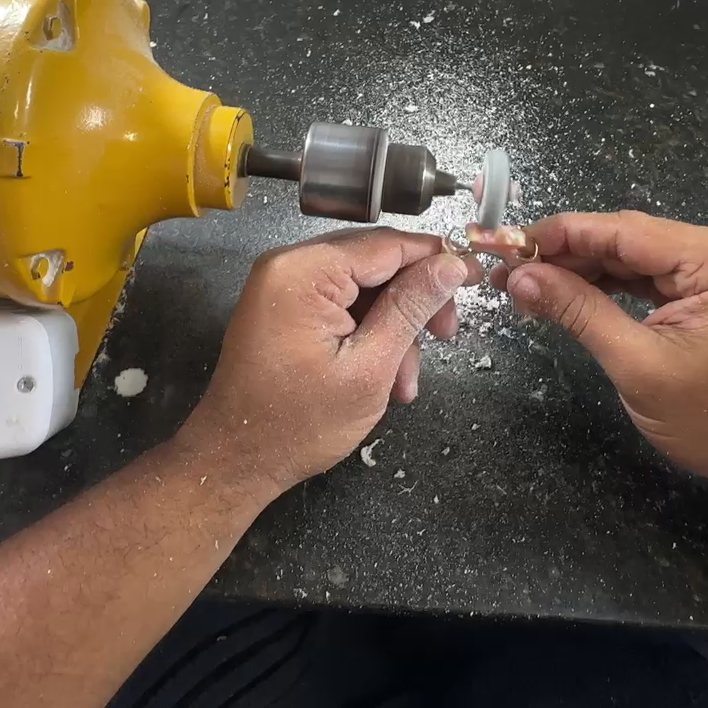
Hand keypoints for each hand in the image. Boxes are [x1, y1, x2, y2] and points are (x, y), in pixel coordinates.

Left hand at [176, 228, 479, 495]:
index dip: (436, 258)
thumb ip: (411, 307)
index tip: (474, 275)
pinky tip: (385, 376)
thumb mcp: (369, 367)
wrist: (234, 463)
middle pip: (376, 262)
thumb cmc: (297, 424)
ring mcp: (283, 285)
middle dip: (414, 302)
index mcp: (304, 270)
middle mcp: (289, 265)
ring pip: (364, 287)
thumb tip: (451, 264)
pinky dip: (368, 333)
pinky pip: (341, 303)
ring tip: (405, 381)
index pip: (387, 244)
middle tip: (447, 336)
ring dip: (393, 328)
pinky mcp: (284, 306)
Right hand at [490, 211, 707, 488]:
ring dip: (581, 271)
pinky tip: (568, 294)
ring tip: (529, 286)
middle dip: (565, 255)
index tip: (508, 243)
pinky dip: (607, 287)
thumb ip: (578, 311)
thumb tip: (520, 277)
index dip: (559, 234)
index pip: (623, 231)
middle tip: (509, 271)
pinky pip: (647, 279)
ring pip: (632, 258)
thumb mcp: (638, 364)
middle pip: (626, 240)